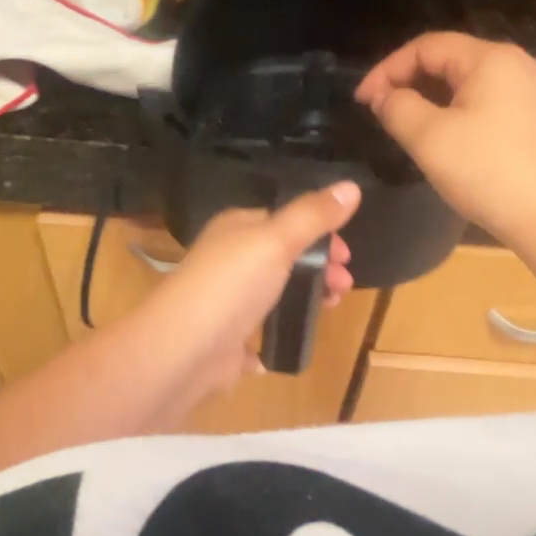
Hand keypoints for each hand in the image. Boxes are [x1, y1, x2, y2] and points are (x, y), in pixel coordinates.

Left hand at [127, 182, 360, 406]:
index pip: (282, 221)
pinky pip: (258, 334)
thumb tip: (351, 186)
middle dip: (318, 268)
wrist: (184, 348)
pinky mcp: (227, 339)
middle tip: (343, 285)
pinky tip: (292, 340)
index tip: (346, 254)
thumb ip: (312, 216)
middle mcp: (228, 261)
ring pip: (274, 294)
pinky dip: (276, 336)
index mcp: (236, 230)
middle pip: (282, 258)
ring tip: (330, 308)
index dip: (318, 232)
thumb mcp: (276, 240)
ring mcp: (226, 302)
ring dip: (305, 298)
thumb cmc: (231, 285)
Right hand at [356, 32, 535, 242]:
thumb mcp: (430, 139)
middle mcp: (519, 65)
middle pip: (452, 62)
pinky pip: (491, 107)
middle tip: (382, 115)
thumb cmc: (489, 172)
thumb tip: (385, 97)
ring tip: (410, 132)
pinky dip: (461, 117)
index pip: (427, 46)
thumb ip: (399, 109)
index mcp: (491, 59)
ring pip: (471, 87)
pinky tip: (451, 146)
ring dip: (434, 102)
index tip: (362, 102)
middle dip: (411, 84)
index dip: (387, 70)